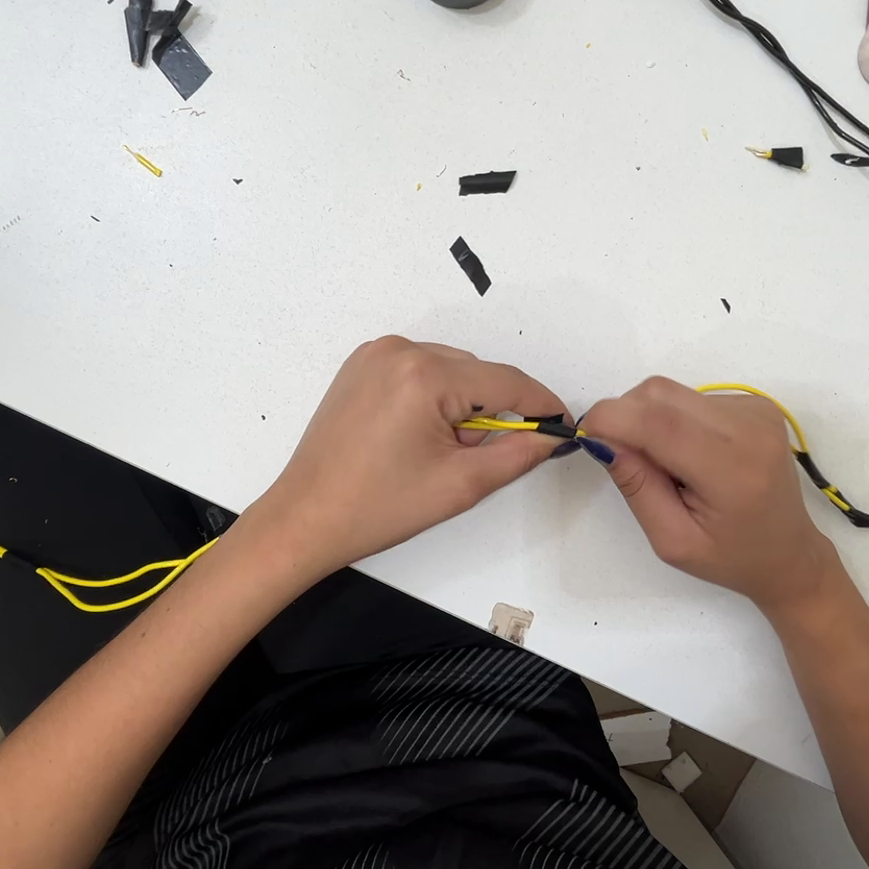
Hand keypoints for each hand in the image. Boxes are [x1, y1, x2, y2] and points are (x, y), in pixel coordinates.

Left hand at [246, 336, 568, 577]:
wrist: (306, 518)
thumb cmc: (375, 507)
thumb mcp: (460, 485)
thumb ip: (517, 454)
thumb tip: (550, 435)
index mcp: (425, 375)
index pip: (506, 381)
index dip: (540, 404)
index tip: (562, 423)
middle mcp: (400, 350)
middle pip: (476, 374)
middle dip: (488, 414)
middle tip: (469, 459)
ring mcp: (376, 354)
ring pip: (449, 371)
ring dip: (459, 405)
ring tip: (433, 451)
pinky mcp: (361, 364)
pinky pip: (418, 370)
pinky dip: (431, 396)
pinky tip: (413, 435)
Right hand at [581, 377, 841, 615]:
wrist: (789, 553)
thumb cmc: (729, 558)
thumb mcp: (672, 540)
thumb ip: (636, 486)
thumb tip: (600, 438)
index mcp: (732, 472)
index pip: (658, 424)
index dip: (611, 419)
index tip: (586, 436)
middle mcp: (750, 430)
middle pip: (659, 395)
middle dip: (625, 417)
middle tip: (625, 459)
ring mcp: (756, 411)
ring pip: (671, 392)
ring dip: (649, 418)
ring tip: (666, 462)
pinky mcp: (756, 404)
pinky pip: (690, 396)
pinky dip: (673, 418)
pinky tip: (688, 452)